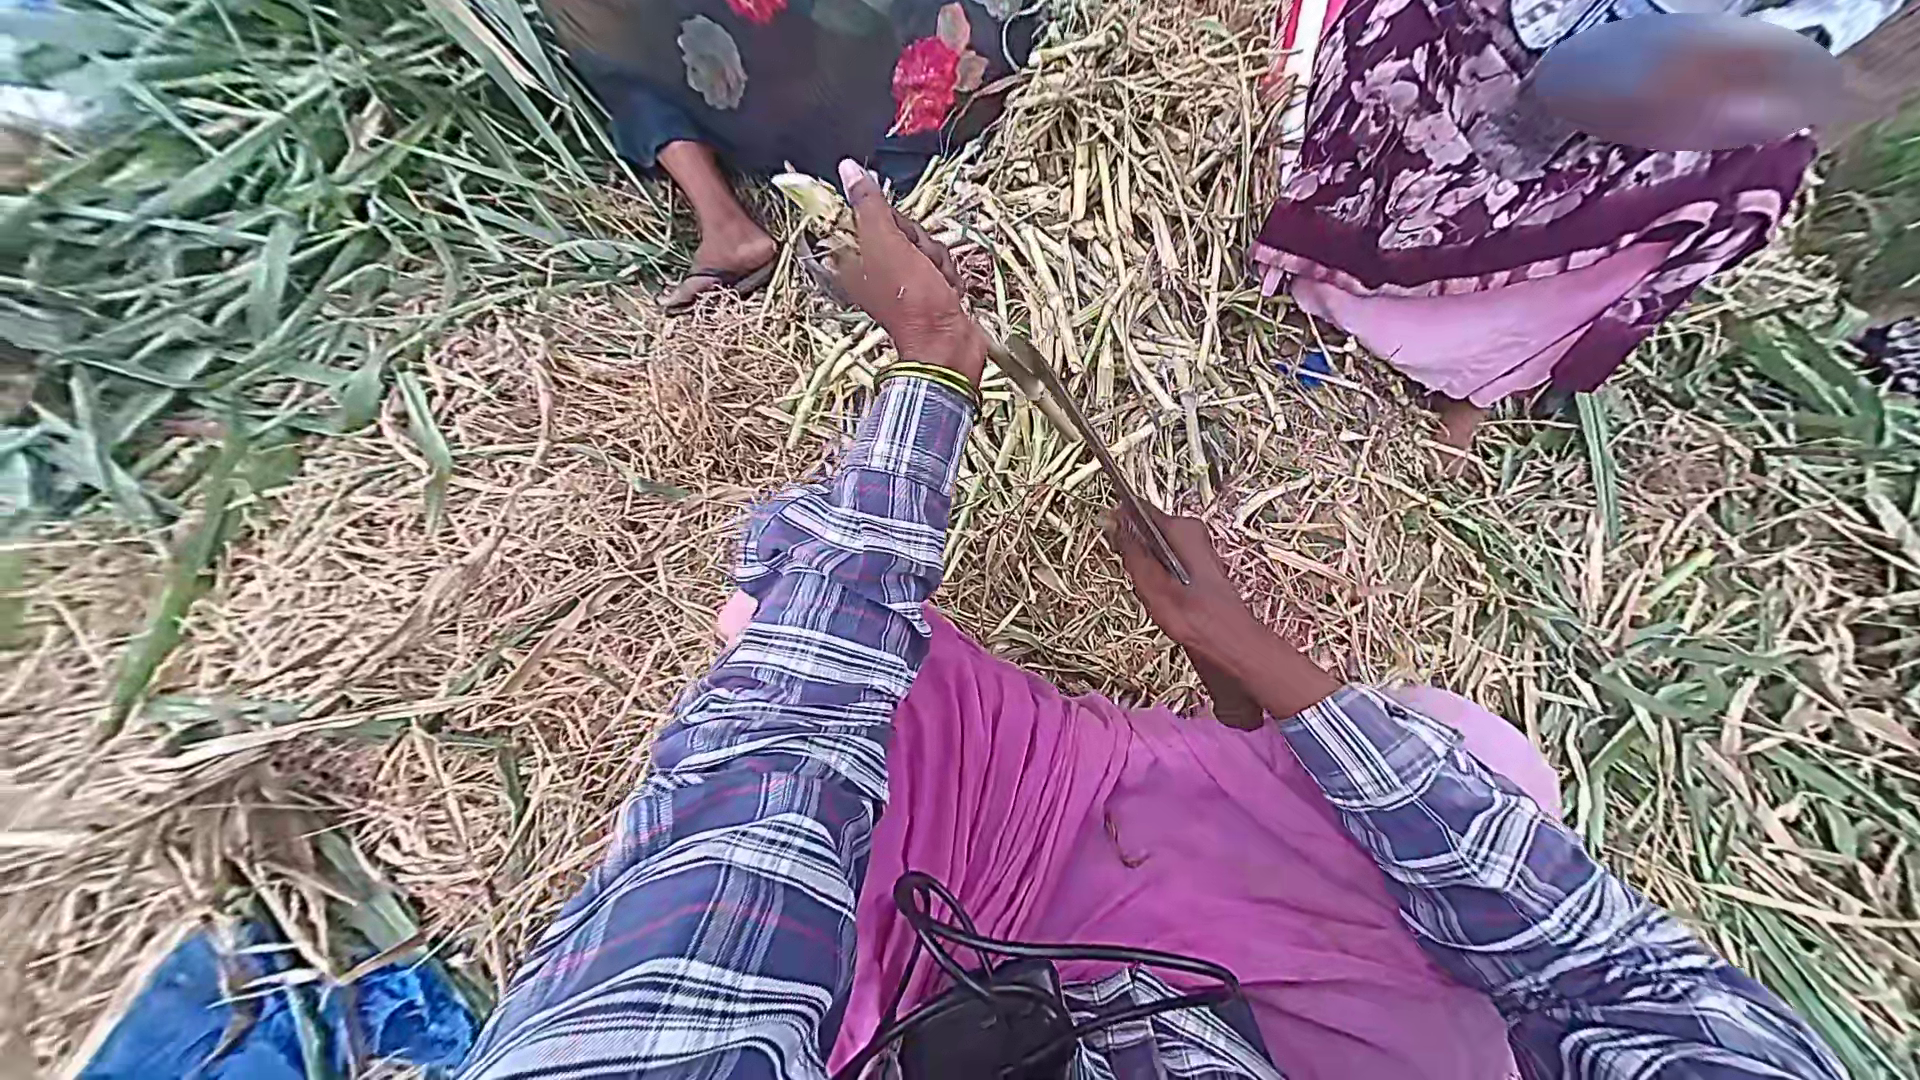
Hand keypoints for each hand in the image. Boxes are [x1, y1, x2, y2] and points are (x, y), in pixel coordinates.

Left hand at [830, 158, 986, 385]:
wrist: (946, 345)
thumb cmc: (912, 301)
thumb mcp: (884, 243)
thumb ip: (867, 204)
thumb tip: (847, 169)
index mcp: (855, 260)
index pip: (874, 215)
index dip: (893, 221)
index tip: (899, 235)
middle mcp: (876, 271)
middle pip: (904, 230)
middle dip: (920, 242)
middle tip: (920, 262)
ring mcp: (904, 285)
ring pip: (926, 248)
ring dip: (938, 261)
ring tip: (938, 283)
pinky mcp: (929, 294)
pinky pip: (941, 268)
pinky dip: (949, 277)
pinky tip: (948, 292)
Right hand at [1104, 508, 1262, 670]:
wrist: (1228, 643)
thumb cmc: (1194, 617)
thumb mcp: (1150, 583)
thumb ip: (1131, 551)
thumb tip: (1114, 524)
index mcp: (1182, 528)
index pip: (1139, 510)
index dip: (1119, 523)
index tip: (1108, 537)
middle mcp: (1191, 532)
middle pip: (1146, 531)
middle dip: (1132, 551)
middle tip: (1135, 578)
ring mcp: (1194, 549)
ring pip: (1153, 549)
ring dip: (1143, 568)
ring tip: (1150, 592)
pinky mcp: (1195, 566)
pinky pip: (1163, 562)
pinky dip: (1156, 577)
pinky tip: (1161, 598)